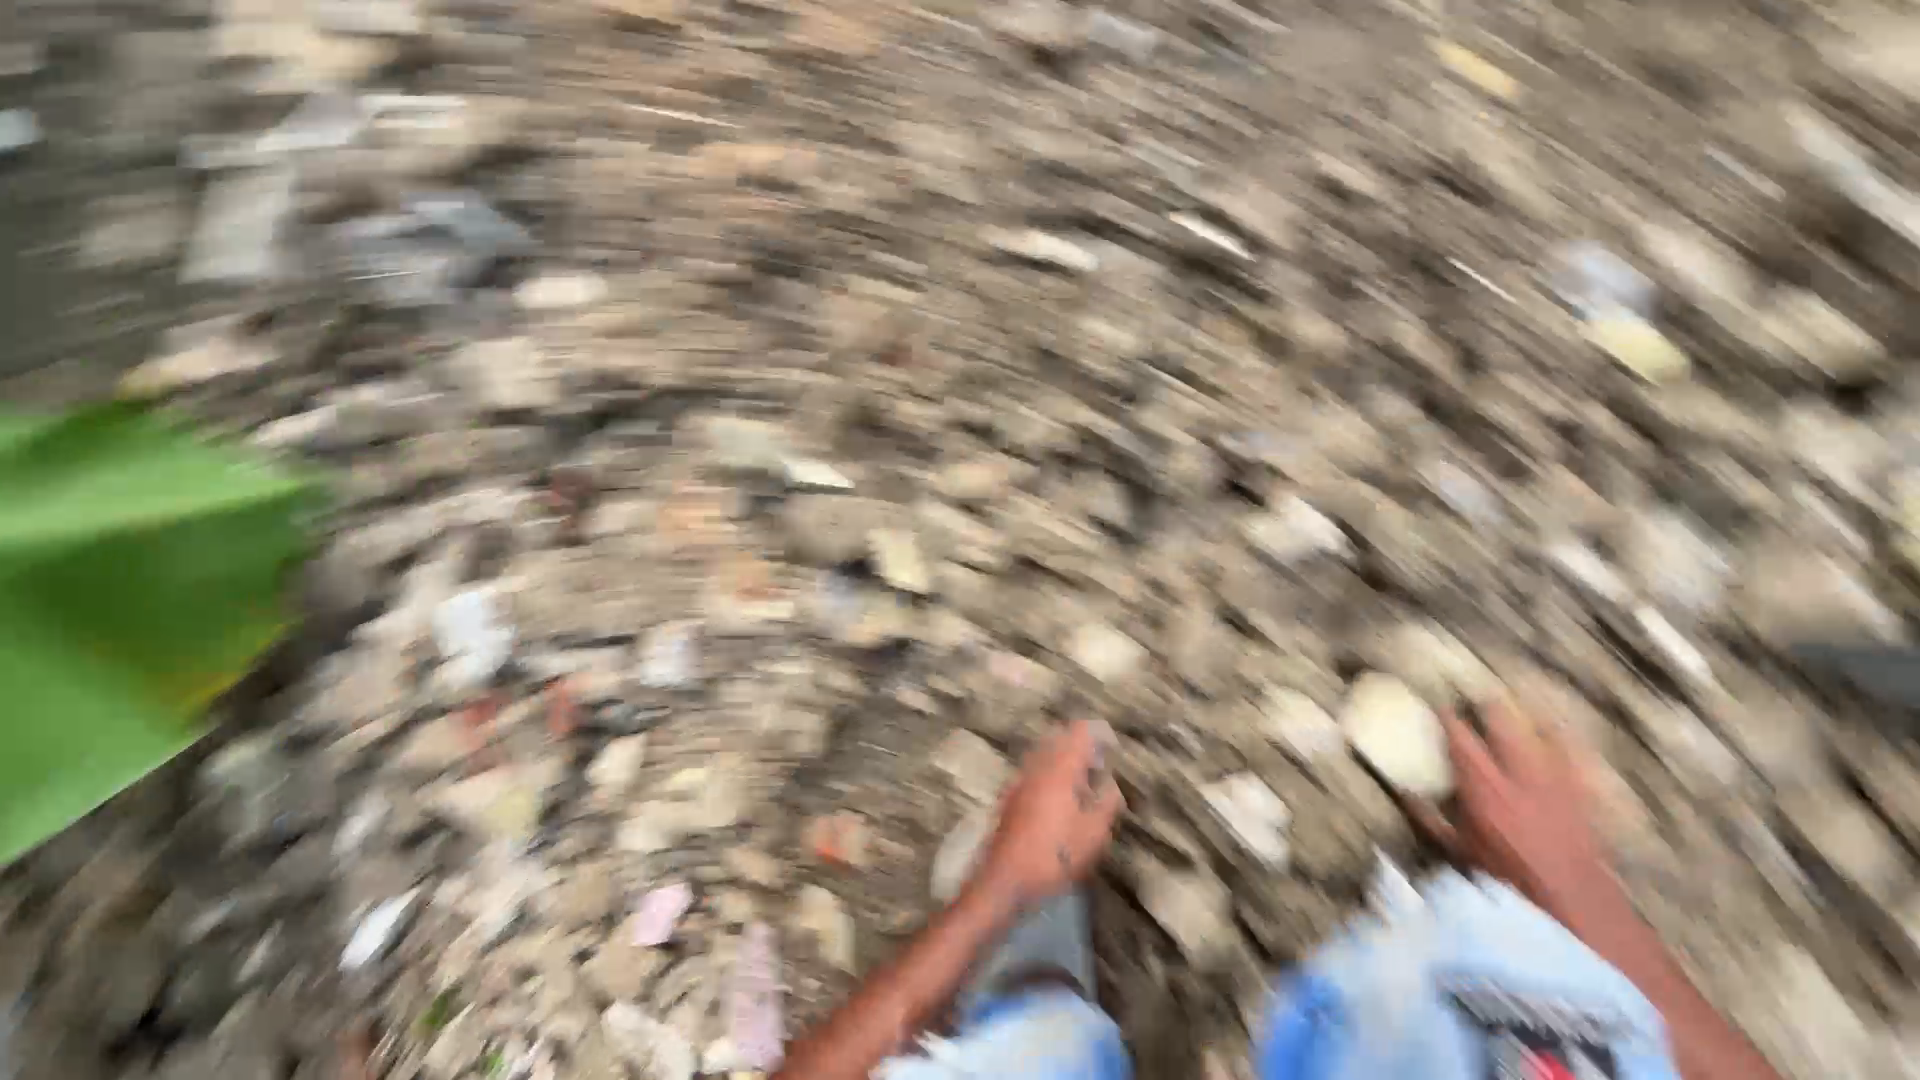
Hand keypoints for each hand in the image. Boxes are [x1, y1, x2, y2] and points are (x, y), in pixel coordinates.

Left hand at [976, 718, 1125, 906]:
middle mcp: (1036, 768)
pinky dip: (1048, 771)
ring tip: (1082, 776)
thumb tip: (1111, 784)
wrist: (1006, 879)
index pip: (1079, 733)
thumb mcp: (1094, 834)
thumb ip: (1106, 802)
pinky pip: (1032, 770)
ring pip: (1043, 754)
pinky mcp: (1009, 797)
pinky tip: (1057, 794)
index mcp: (1060, 770)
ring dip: (1063, 757)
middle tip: (1099, 760)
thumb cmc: (1055, 856)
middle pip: (1058, 738)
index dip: (1098, 734)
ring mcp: (1019, 781)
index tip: (1113, 746)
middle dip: (1080, 743)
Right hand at [1405, 700, 1620, 923]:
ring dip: (1530, 711)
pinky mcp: (1583, 790)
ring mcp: (1555, 779)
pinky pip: (1578, 753)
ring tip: (1521, 694)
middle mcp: (1518, 775)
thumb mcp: (1458, 849)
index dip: (1448, 716)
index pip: (1461, 739)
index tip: (1439, 704)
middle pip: (1503, 723)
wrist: (1570, 898)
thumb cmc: (1506, 875)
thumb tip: (1403, 793)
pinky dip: (1569, 737)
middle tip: (1479, 691)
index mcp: (1483, 787)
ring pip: (1543, 729)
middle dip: (1489, 703)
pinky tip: (1564, 725)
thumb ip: (1429, 818)